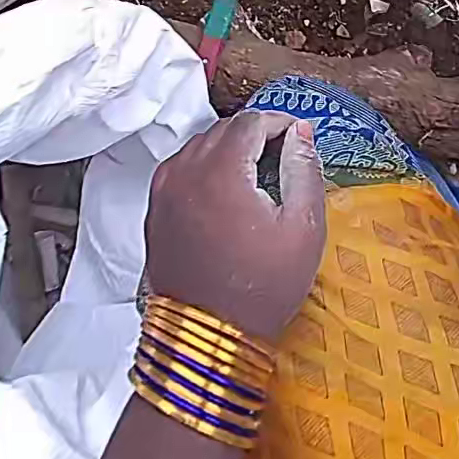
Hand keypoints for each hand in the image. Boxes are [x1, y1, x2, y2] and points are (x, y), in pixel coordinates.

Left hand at [145, 112, 326, 339]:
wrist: (205, 336)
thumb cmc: (261, 288)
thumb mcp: (302, 230)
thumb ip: (304, 170)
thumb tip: (300, 133)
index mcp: (220, 170)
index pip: (250, 122)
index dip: (279, 122)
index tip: (297, 136)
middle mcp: (185, 168)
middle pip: (223, 129)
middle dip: (255, 134)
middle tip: (282, 156)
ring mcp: (164, 186)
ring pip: (200, 145)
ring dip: (229, 149)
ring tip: (256, 175)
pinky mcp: (154, 204)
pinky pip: (183, 166)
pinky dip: (206, 167)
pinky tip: (225, 191)